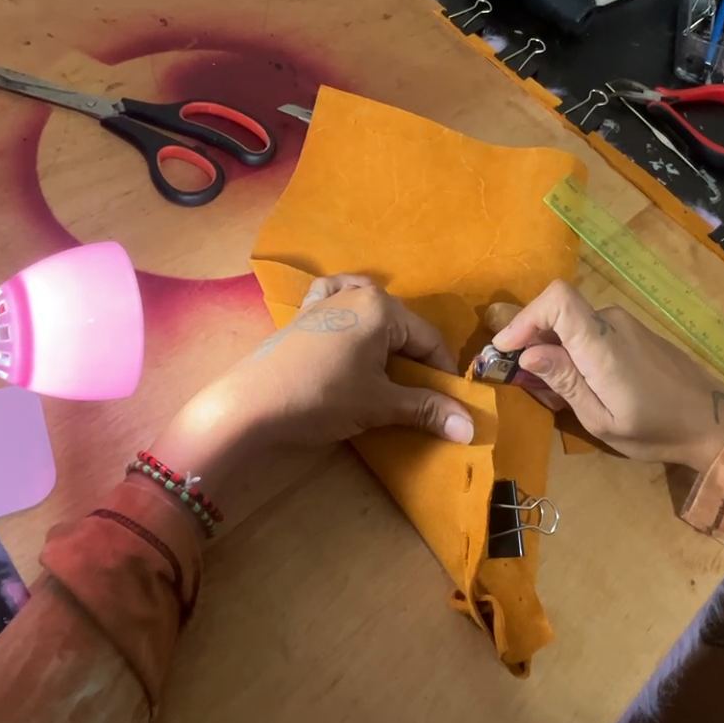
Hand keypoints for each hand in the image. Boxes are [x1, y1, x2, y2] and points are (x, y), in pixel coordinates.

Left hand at [148, 275, 474, 525]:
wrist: (251, 404)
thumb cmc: (323, 396)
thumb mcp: (380, 403)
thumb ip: (427, 409)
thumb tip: (472, 429)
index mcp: (383, 307)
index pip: (429, 340)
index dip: (443, 374)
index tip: (450, 404)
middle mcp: (359, 292)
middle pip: (402, 326)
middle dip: (414, 359)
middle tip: (416, 394)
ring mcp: (328, 299)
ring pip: (372, 310)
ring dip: (385, 337)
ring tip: (387, 369)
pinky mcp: (304, 313)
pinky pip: (337, 300)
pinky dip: (349, 310)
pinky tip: (349, 325)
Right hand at [490, 280, 723, 472]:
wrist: (715, 422)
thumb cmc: (657, 430)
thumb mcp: (603, 421)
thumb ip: (565, 383)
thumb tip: (527, 354)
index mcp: (603, 344)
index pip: (557, 299)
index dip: (525, 316)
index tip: (506, 348)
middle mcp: (611, 322)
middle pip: (556, 311)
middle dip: (530, 338)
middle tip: (521, 378)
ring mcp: (624, 323)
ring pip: (571, 322)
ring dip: (551, 347)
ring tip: (551, 389)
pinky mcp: (631, 330)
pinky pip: (589, 330)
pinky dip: (570, 348)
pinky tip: (578, 382)